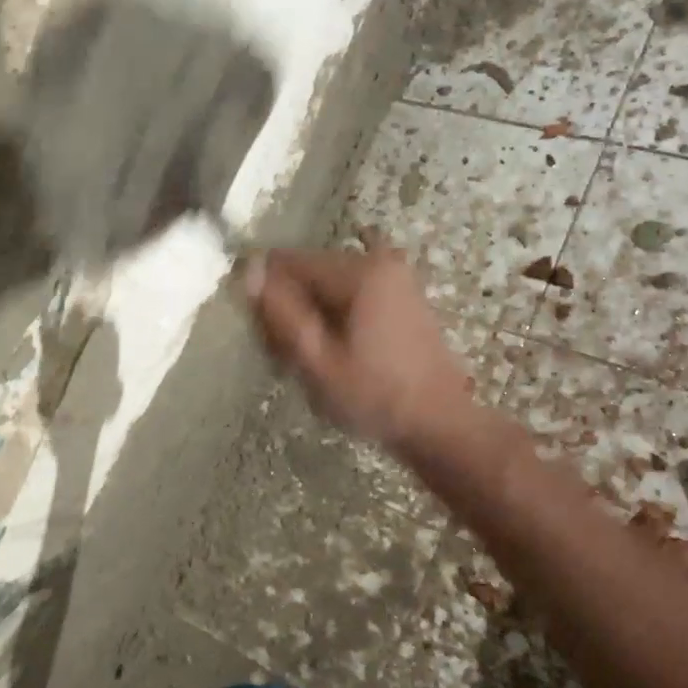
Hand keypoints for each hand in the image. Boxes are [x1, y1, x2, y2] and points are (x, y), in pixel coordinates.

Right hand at [243, 248, 473, 446]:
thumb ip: (279, 311)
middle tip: (286, 354)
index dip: (266, 294)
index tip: (266, 334)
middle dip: (288, 306)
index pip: (287, 262)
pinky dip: (332, 317)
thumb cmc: (374, 396)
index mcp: (359, 272)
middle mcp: (379, 263)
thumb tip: (248, 270)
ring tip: (311, 358)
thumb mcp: (315, 359)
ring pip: (325, 286)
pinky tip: (333, 350)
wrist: (440, 425)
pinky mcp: (401, 296)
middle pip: (307, 272)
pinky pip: (348, 295)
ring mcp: (395, 278)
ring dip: (308, 315)